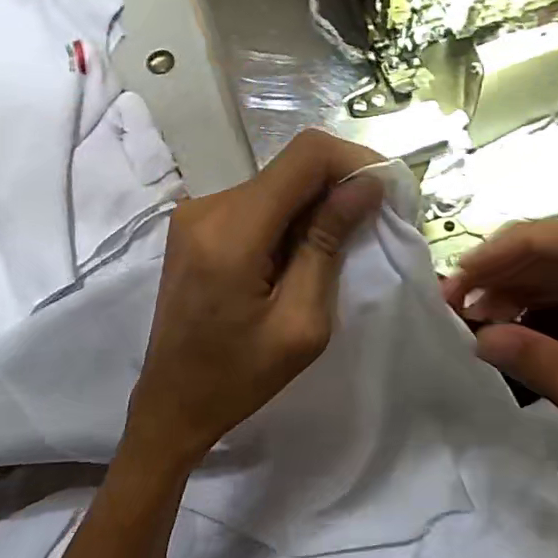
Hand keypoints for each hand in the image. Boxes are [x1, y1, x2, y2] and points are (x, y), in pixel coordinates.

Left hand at [124, 130, 385, 470]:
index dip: (354, 161)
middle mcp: (207, 206)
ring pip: (275, 184)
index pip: (305, 156)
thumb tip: (365, 186)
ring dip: (312, 206)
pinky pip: (255, 203)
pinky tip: (294, 258)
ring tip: (331, 253)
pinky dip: (286, 218)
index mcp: (231, 231)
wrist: (173, 401)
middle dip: (337, 186)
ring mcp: (195, 213)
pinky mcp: (194, 225)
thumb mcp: (301, 322)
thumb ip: (327, 244)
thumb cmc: (239, 377)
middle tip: (369, 227)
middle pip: (290, 167)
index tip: (384, 192)